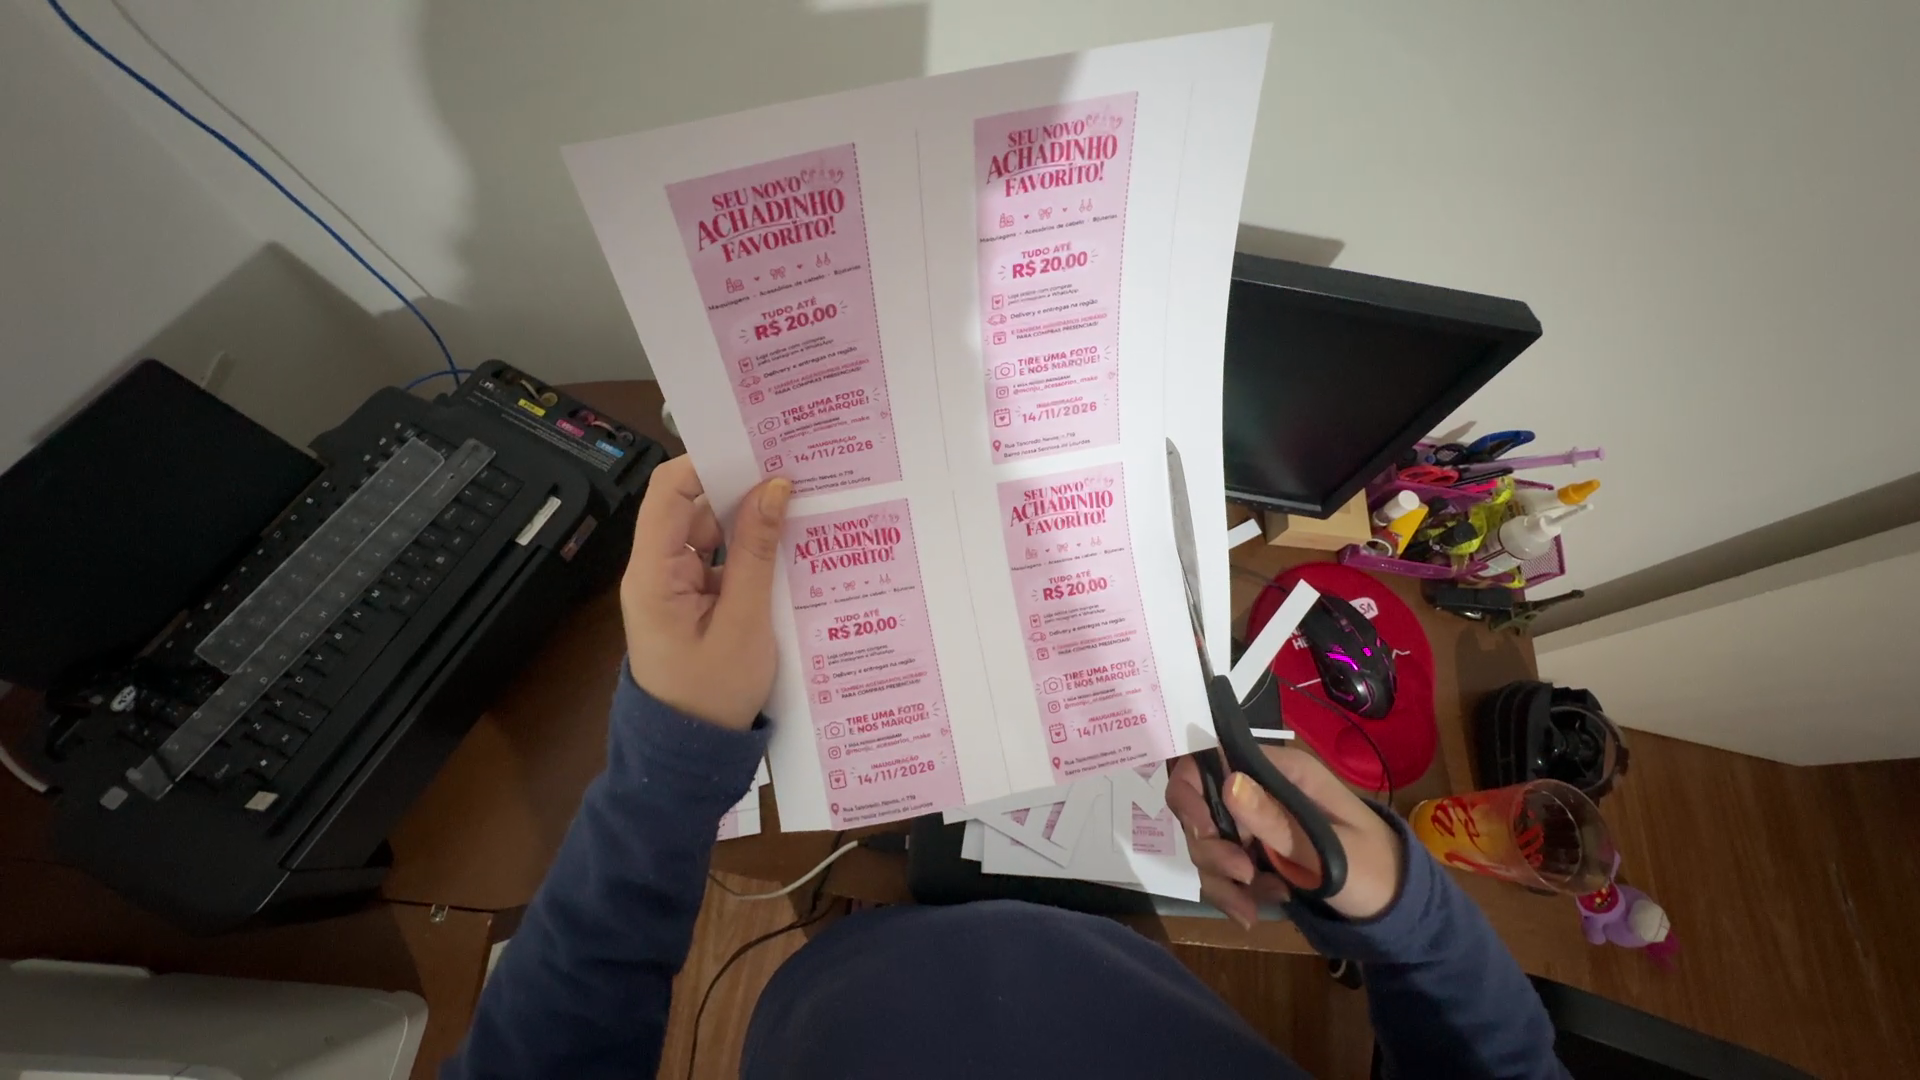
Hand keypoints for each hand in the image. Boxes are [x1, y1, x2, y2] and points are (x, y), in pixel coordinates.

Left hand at [621, 456, 791, 729]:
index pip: (669, 492)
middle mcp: (658, 570)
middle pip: (693, 508)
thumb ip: (758, 552)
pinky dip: (751, 552)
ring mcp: (677, 587)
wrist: (691, 754)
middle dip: (739, 488)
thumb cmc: (713, 694)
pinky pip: (722, 562)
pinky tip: (788, 546)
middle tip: (792, 473)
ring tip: (799, 505)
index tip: (758, 451)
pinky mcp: (695, 602)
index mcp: (654, 572)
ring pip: (712, 534)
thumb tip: (775, 488)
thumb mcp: (745, 622)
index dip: (708, 463)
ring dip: (750, 521)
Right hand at [1167, 747, 1403, 926]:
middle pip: (1200, 804)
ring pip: (1205, 841)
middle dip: (1210, 846)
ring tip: (1255, 907)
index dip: (1191, 790)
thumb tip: (1228, 781)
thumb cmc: (1376, 873)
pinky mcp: (1252, 851)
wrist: (1400, 916)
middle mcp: (1261, 788)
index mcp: (1282, 771)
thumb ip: (1276, 821)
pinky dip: (1230, 892)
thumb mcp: (1328, 852)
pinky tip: (1255, 911)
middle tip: (1241, 876)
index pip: (1211, 757)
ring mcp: (1254, 821)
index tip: (1202, 832)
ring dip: (1221, 878)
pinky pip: (1219, 867)